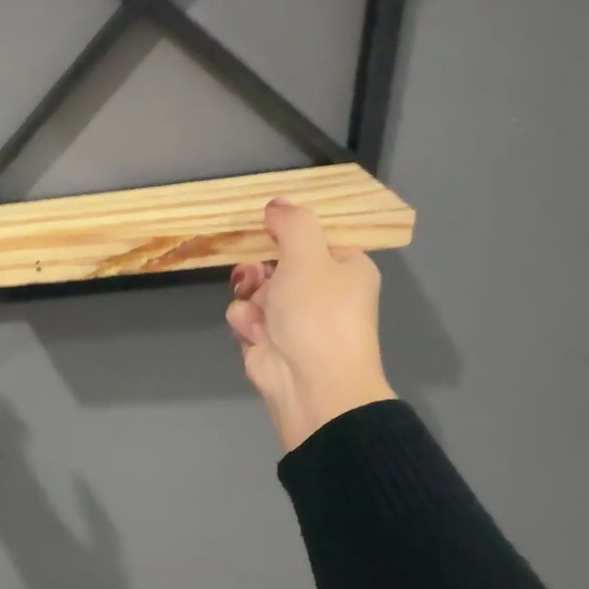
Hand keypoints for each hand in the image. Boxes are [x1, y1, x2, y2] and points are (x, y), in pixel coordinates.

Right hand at [227, 200, 396, 451]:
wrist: (312, 385)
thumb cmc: (319, 316)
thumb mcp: (308, 257)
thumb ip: (292, 224)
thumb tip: (276, 203)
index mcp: (344, 266)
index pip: (312, 236)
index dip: (287, 230)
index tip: (266, 225)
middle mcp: (320, 289)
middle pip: (275, 260)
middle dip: (259, 267)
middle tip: (257, 272)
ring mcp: (292, 316)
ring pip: (253, 288)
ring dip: (250, 297)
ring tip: (260, 311)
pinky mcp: (267, 338)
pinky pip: (244, 316)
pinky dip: (246, 322)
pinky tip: (257, 334)